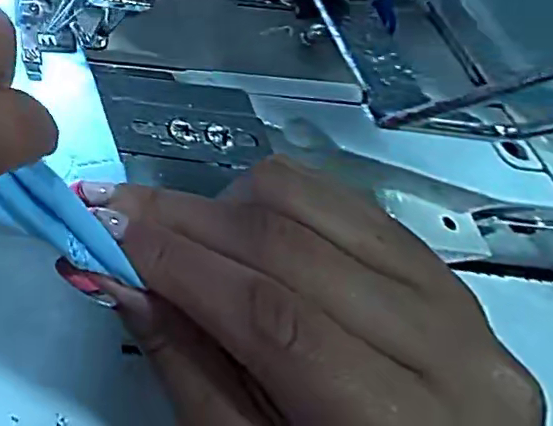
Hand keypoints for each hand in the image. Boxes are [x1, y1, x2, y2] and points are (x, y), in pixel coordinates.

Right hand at [76, 158, 542, 425]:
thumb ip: (183, 361)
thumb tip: (114, 272)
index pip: (271, 314)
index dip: (177, 261)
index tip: (106, 226)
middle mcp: (446, 349)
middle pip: (283, 244)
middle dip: (180, 219)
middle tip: (114, 208)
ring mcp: (445, 295)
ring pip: (302, 198)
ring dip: (219, 203)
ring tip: (178, 231)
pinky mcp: (427, 261)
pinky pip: (328, 192)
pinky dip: (264, 196)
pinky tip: (233, 224)